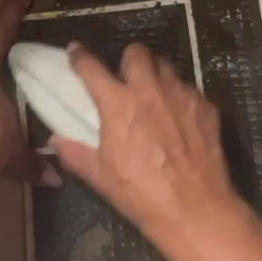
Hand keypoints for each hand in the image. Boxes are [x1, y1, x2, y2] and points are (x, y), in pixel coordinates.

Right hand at [53, 43, 251, 245]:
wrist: (195, 209)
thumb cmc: (140, 193)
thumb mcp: (100, 176)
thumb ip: (75, 153)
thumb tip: (55, 141)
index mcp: (117, 102)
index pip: (91, 68)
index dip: (79, 56)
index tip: (75, 51)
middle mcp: (149, 89)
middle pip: (137, 53)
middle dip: (128, 60)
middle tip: (126, 76)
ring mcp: (181, 96)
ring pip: (166, 67)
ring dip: (156, 74)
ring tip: (154, 93)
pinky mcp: (206, 108)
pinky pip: (190, 90)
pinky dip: (180, 97)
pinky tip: (180, 117)